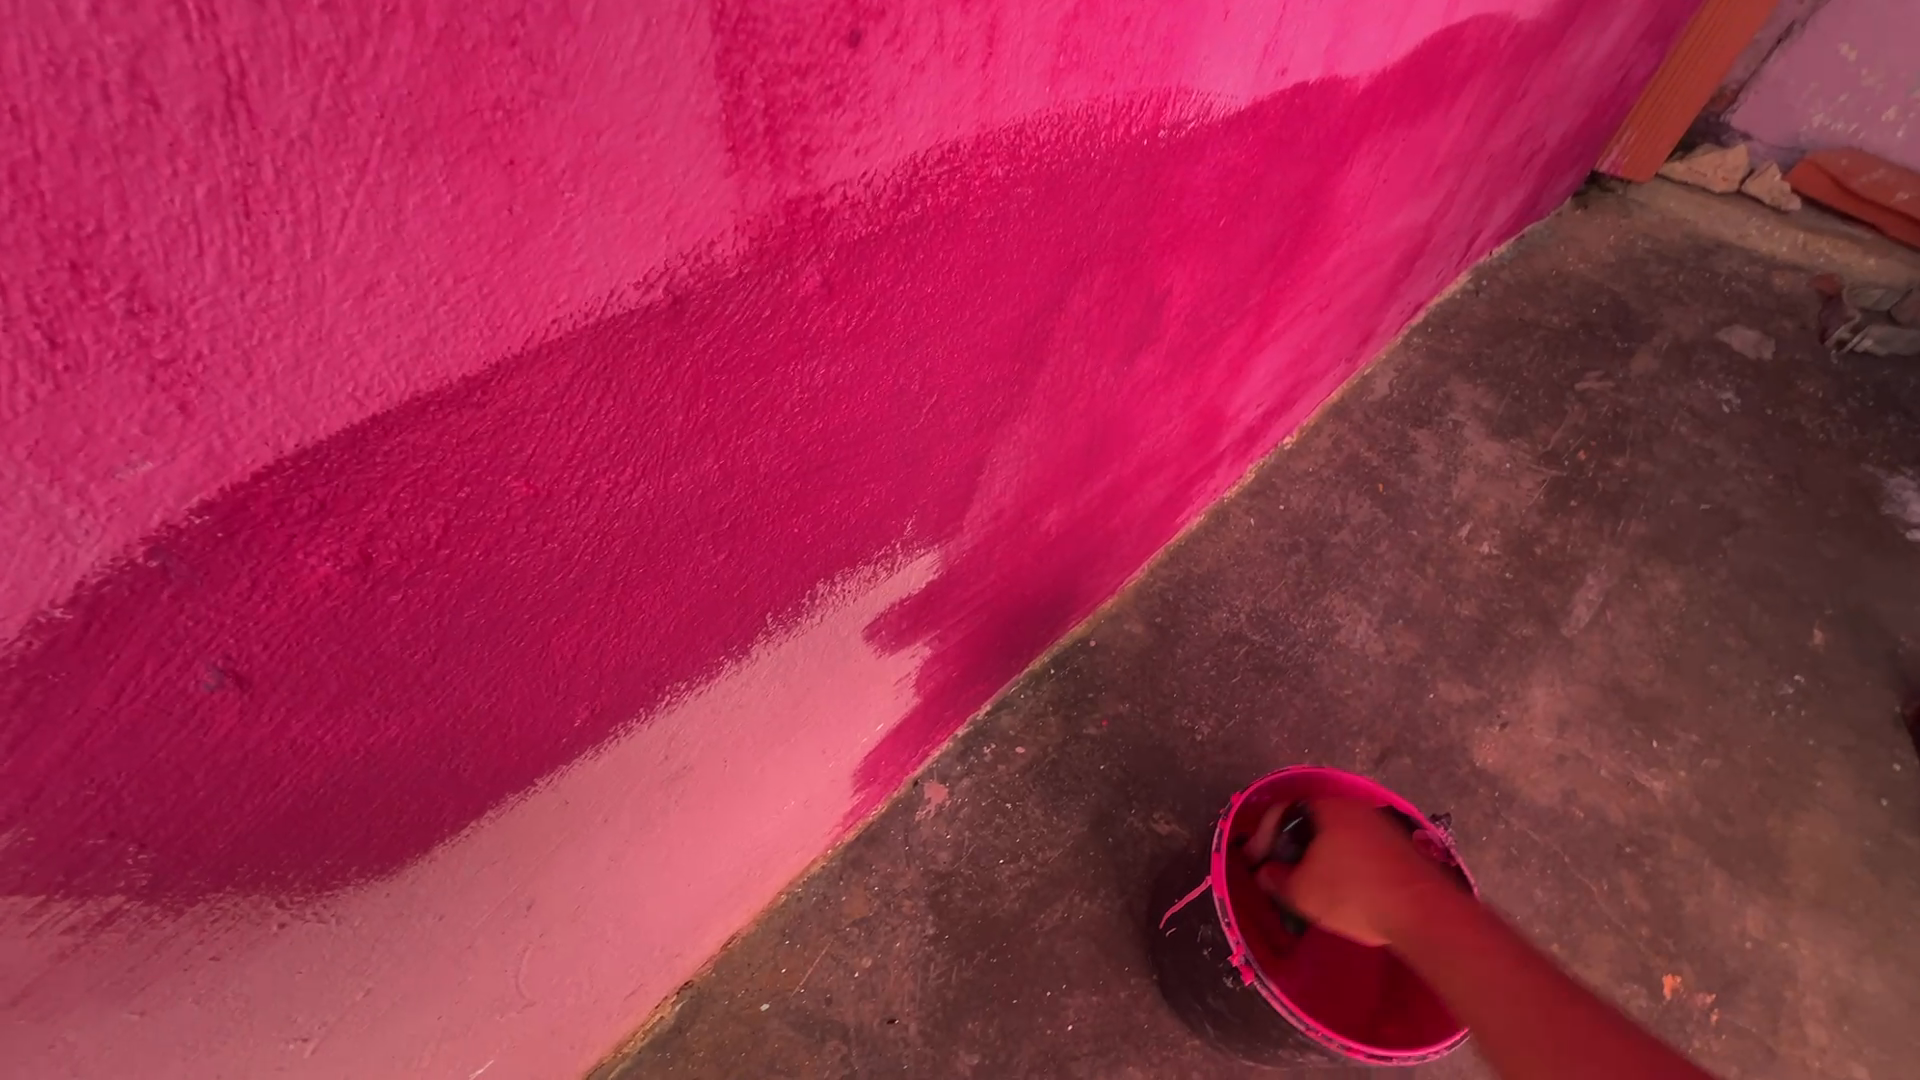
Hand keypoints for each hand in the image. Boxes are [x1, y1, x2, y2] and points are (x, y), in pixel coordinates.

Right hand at [1250, 797, 1459, 946]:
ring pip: (1337, 836)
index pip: (1280, 812)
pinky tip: (1343, 888)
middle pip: (1309, 822)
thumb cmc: (1354, 893)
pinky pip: (1360, 850)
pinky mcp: (1403, 848)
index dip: (1261, 838)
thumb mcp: (1301, 891)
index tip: (1254, 862)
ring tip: (1309, 882)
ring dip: (1318, 856)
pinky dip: (1344, 864)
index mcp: (1324, 806)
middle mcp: (1353, 806)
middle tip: (1280, 869)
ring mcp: (1381, 825)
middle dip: (1291, 846)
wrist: (1426, 914)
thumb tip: (1264, 872)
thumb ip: (1275, 878)